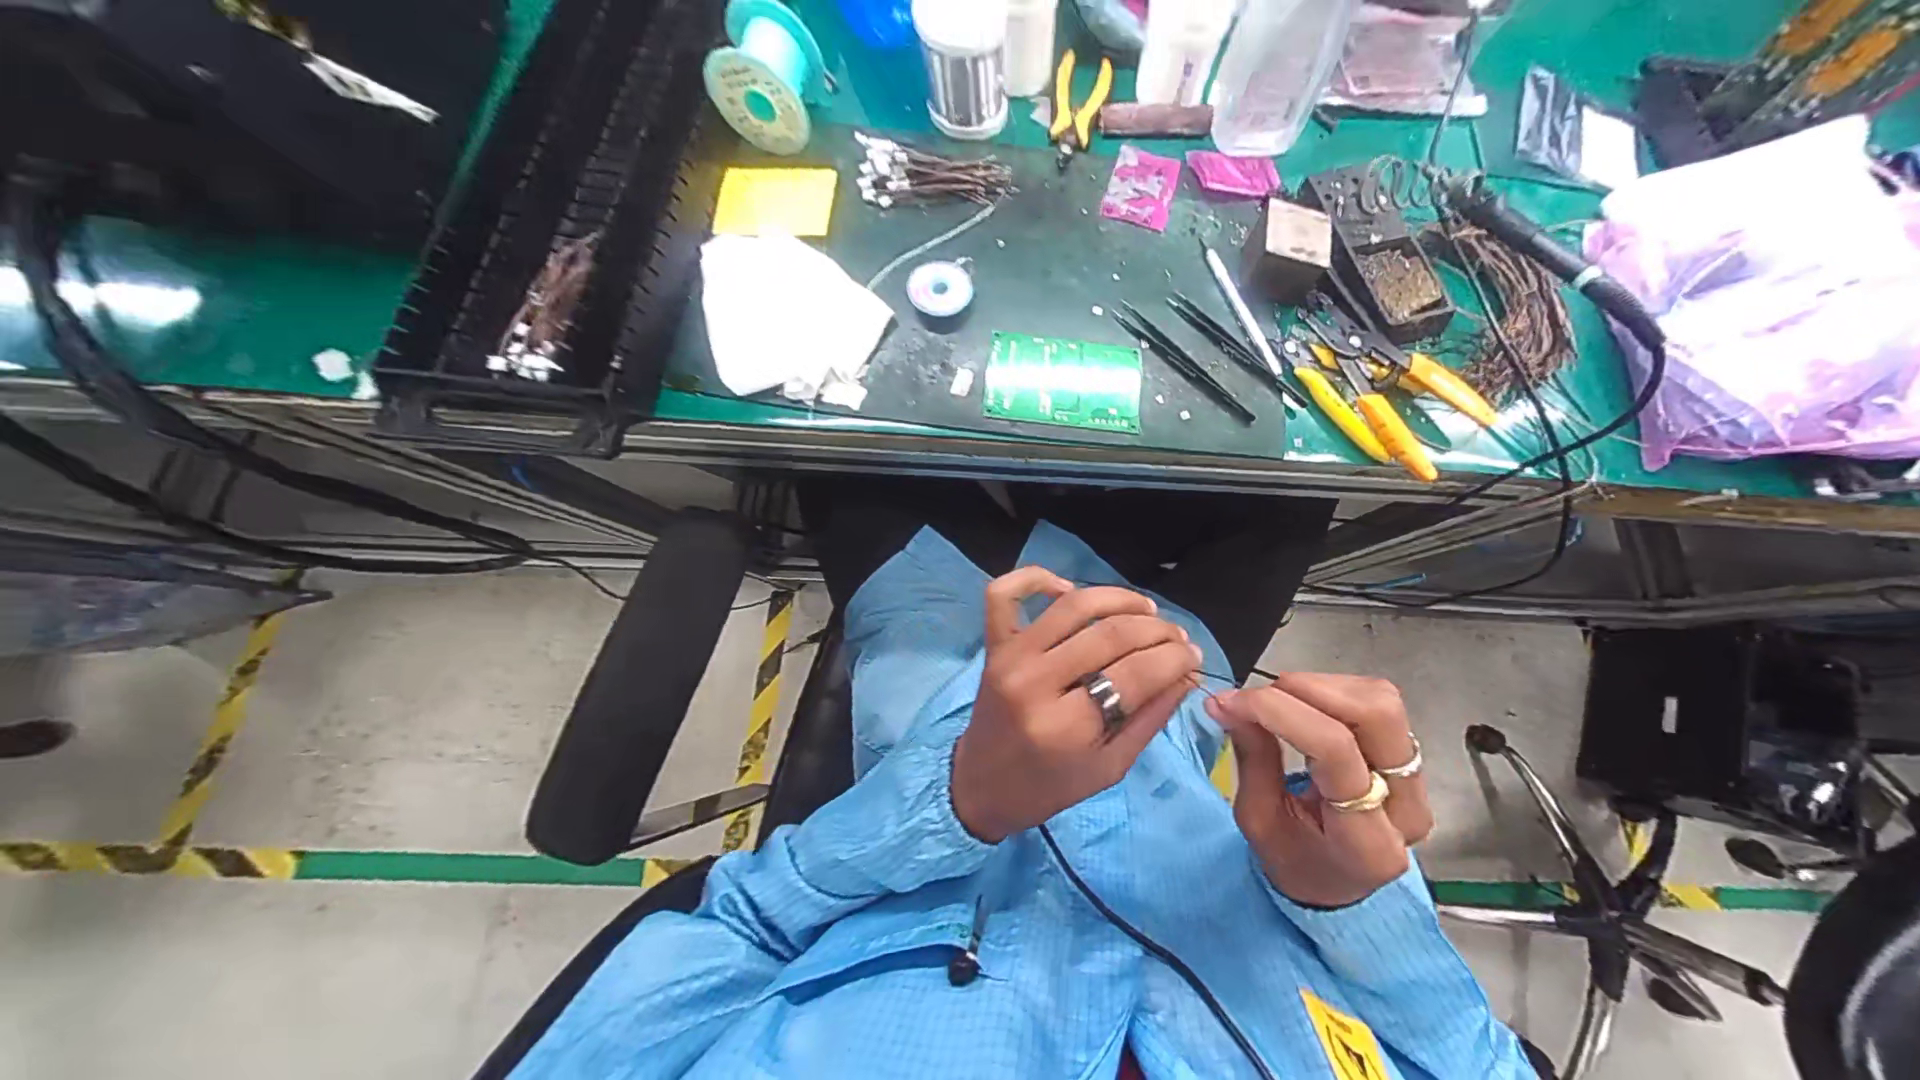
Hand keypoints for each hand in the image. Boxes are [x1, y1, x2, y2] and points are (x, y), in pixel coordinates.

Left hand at [951, 566, 1204, 842]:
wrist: (982, 785)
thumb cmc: (1050, 786)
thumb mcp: (1110, 767)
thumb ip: (1151, 717)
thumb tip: (1187, 671)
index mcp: (1066, 726)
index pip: (1136, 673)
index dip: (1175, 659)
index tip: (1194, 656)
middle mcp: (1036, 682)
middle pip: (1110, 634)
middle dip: (1157, 631)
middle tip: (1177, 637)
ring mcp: (1010, 657)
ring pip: (1072, 606)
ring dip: (1118, 598)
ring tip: (1146, 610)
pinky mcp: (993, 645)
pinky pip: (1005, 594)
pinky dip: (1035, 578)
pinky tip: (1068, 589)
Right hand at [1205, 673, 1432, 907]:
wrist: (1334, 881)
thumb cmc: (1292, 858)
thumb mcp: (1257, 821)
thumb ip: (1252, 758)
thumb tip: (1228, 702)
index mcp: (1366, 840)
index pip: (1335, 750)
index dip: (1279, 711)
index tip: (1233, 701)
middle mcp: (1406, 806)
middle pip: (1376, 714)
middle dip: (1310, 689)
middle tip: (1262, 696)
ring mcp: (1416, 781)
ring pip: (1380, 701)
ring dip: (1320, 687)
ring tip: (1280, 702)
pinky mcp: (1408, 757)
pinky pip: (1377, 702)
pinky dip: (1332, 690)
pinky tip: (1304, 707)